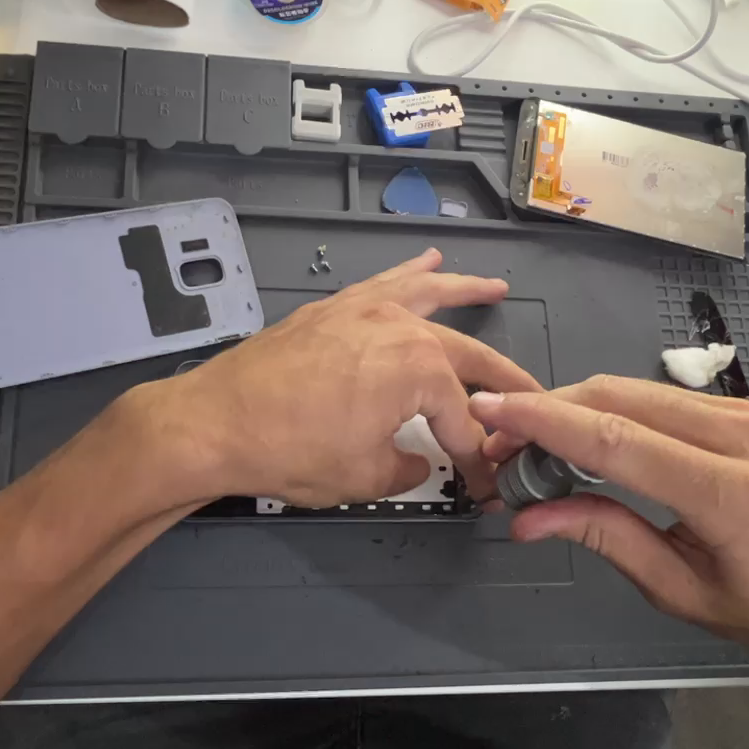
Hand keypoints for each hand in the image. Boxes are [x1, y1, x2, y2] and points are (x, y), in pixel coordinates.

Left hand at [156, 249, 541, 508]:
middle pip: (465, 357)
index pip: (463, 422)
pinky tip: (425, 263)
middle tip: (533, 396)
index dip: (476, 460)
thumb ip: (407, 470)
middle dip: (502, 383)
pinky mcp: (334, 308)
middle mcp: (400, 328)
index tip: (480, 485)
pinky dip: (409, 274)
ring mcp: (364, 311)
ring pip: (429, 296)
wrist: (214, 422)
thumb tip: (419, 464)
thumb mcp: (363, 477)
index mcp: (419, 370)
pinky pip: (384, 283)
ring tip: (494, 287)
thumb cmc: (289, 450)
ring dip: (465, 292)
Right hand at [468, 377, 748, 670]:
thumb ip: (606, 539)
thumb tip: (525, 518)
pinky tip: (581, 433)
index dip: (544, 421)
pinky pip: (656, 396)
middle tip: (498, 442)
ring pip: (632, 388)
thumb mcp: (683, 592)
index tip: (489, 410)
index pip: (616, 439)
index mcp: (731, 495)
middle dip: (547, 412)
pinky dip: (606, 408)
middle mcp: (740, 438)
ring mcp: (744, 415)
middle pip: (618, 399)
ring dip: (572, 407)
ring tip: (529, 441)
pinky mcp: (741, 410)